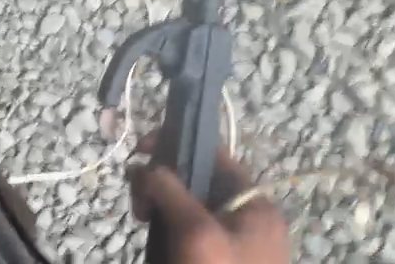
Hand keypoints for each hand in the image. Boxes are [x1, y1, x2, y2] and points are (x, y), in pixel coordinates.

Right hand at [129, 153, 289, 263]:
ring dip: (158, 202)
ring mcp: (234, 241)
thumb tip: (143, 167)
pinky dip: (165, 224)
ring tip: (143, 219)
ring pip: (185, 201)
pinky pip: (187, 227)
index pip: (211, 151)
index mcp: (256, 205)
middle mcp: (248, 217)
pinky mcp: (218, 259)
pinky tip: (154, 236)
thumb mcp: (194, 230)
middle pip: (194, 175)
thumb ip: (168, 187)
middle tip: (139, 200)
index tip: (139, 151)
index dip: (174, 142)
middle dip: (159, 179)